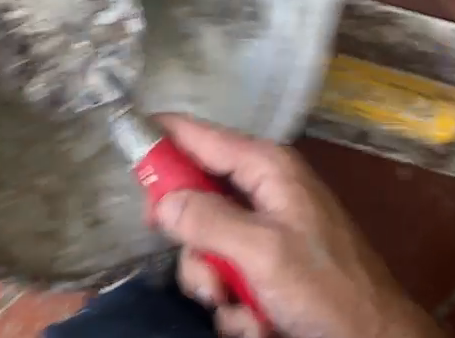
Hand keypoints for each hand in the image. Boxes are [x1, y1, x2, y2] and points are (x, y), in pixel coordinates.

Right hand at [152, 114, 443, 337]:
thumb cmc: (326, 286)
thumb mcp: (263, 252)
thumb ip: (209, 221)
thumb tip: (162, 200)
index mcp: (267, 168)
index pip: (204, 136)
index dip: (165, 136)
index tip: (128, 136)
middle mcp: (264, 190)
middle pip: (198, 197)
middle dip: (195, 243)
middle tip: (201, 269)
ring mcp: (266, 231)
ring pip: (207, 246)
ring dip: (215, 285)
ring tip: (242, 309)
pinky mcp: (268, 268)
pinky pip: (227, 277)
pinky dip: (237, 307)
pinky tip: (260, 324)